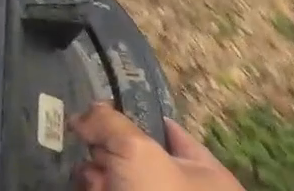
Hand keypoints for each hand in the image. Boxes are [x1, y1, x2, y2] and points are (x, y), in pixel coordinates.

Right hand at [73, 104, 245, 190]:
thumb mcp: (135, 148)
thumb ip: (107, 120)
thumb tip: (85, 117)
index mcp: (208, 173)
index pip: (168, 129)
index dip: (132, 115)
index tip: (99, 111)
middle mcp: (184, 188)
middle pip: (130, 150)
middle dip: (105, 151)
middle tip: (99, 156)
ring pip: (113, 173)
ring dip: (96, 173)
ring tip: (98, 184)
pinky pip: (105, 189)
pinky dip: (94, 188)